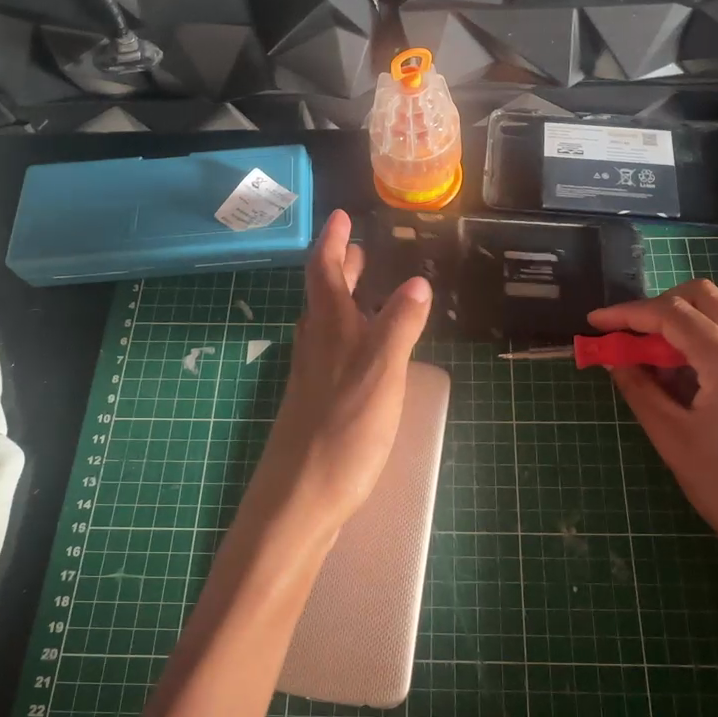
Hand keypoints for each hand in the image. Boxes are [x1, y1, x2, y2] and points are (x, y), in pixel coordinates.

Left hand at [259, 209, 432, 528]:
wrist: (300, 500)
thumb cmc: (343, 429)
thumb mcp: (381, 372)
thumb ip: (399, 325)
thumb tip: (417, 280)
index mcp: (329, 328)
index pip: (325, 271)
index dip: (333, 241)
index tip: (341, 216)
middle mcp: (316, 344)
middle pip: (324, 294)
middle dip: (341, 267)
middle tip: (359, 247)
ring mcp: (313, 376)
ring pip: (327, 323)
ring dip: (345, 298)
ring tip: (367, 288)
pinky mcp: (318, 403)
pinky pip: (334, 351)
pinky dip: (351, 333)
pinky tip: (367, 353)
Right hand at [591, 280, 717, 567]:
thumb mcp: (671, 437)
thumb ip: (638, 387)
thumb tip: (611, 355)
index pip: (673, 314)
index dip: (629, 313)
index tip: (595, 322)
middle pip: (701, 296)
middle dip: (657, 308)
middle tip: (627, 336)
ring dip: (679, 322)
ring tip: (649, 359)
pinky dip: (700, 338)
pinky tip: (679, 371)